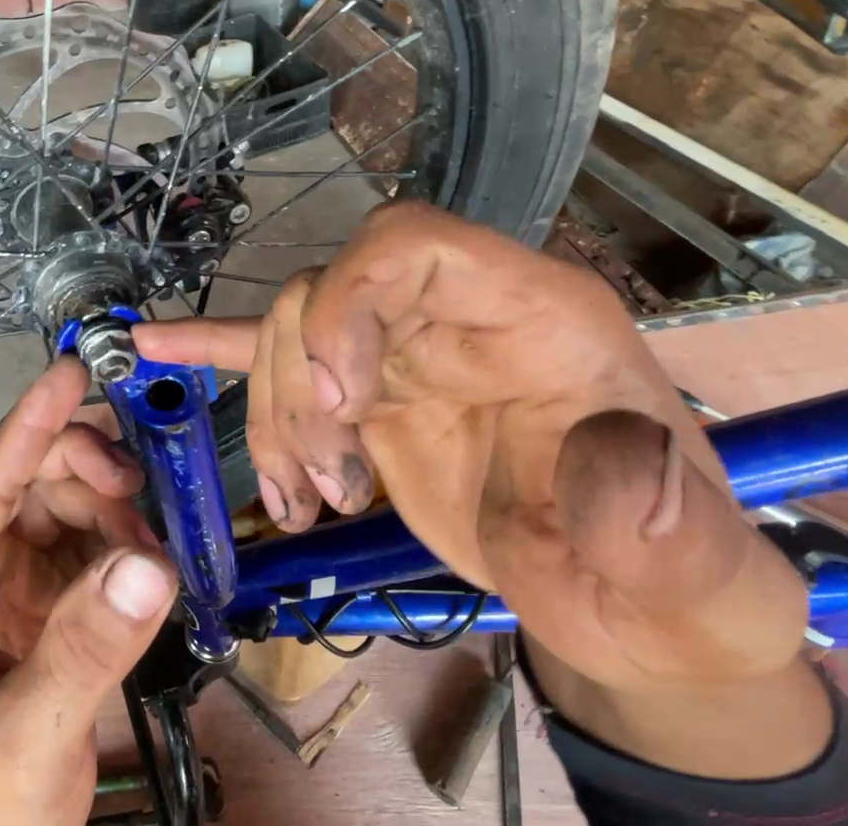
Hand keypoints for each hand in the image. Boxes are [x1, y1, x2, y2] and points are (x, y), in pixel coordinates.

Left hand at [0, 358, 178, 825]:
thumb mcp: (31, 734)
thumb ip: (88, 650)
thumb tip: (151, 561)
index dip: (27, 426)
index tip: (69, 373)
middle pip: (26, 479)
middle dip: (81, 468)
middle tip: (133, 486)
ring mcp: (8, 575)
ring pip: (62, 499)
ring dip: (109, 504)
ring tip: (146, 541)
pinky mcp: (46, 593)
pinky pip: (87, 536)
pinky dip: (120, 535)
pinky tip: (143, 559)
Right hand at [134, 203, 809, 692]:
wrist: (617, 603)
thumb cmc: (661, 583)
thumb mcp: (694, 580)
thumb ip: (668, 526)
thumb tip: (611, 460)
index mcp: (533, 315)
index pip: (414, 243)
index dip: (350, 301)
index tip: (342, 403)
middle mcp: (453, 315)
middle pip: (323, 293)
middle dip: (300, 385)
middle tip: (332, 482)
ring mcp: (398, 350)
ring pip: (283, 336)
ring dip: (276, 423)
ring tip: (311, 503)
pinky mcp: (360, 394)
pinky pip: (270, 353)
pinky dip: (211, 347)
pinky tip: (153, 345)